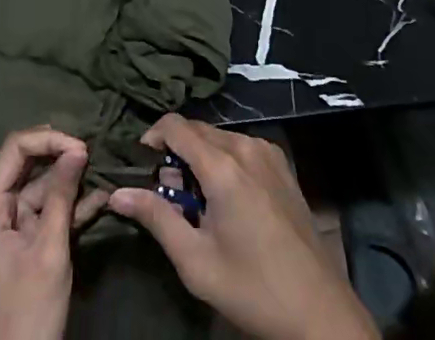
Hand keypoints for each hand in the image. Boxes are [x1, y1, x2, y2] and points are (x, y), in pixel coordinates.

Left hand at [0, 127, 110, 339]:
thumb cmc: (29, 309)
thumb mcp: (50, 249)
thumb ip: (61, 196)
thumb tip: (77, 149)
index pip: (14, 150)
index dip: (48, 139)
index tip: (80, 147)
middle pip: (26, 164)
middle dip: (61, 156)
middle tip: (94, 156)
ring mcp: (9, 227)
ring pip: (41, 187)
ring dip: (71, 181)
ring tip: (103, 172)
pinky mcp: (25, 242)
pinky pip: (47, 211)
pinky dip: (71, 205)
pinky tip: (100, 198)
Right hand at [108, 115, 377, 339]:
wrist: (317, 308)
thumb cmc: (251, 286)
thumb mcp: (195, 259)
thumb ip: (156, 218)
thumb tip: (116, 192)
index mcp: (224, 165)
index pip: (176, 125)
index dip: (152, 138)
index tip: (140, 168)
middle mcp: (248, 146)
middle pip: (198, 130)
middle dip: (174, 154)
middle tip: (165, 197)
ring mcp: (270, 153)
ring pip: (220, 139)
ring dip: (199, 159)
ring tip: (194, 205)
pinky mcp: (283, 166)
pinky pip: (242, 149)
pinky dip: (223, 162)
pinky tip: (224, 201)